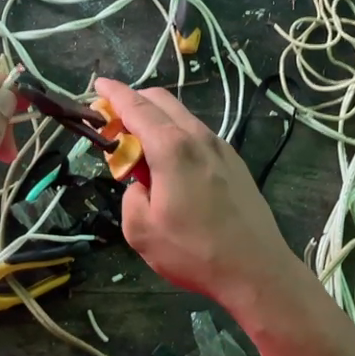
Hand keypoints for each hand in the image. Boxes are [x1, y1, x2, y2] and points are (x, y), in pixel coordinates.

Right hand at [95, 78, 303, 304]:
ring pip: (181, 115)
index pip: (135, 107)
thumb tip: (140, 184)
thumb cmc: (194, 252)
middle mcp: (197, 137)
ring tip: (139, 146)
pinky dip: (175, 133)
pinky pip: (197, 133)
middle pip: (161, 100)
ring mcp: (220, 147)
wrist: (256, 270)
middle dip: (133, 101)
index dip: (113, 93)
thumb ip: (131, 195)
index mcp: (171, 148)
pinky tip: (169, 162)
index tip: (97, 84)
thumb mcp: (141, 230)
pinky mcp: (233, 162)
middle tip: (112, 122)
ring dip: (155, 119)